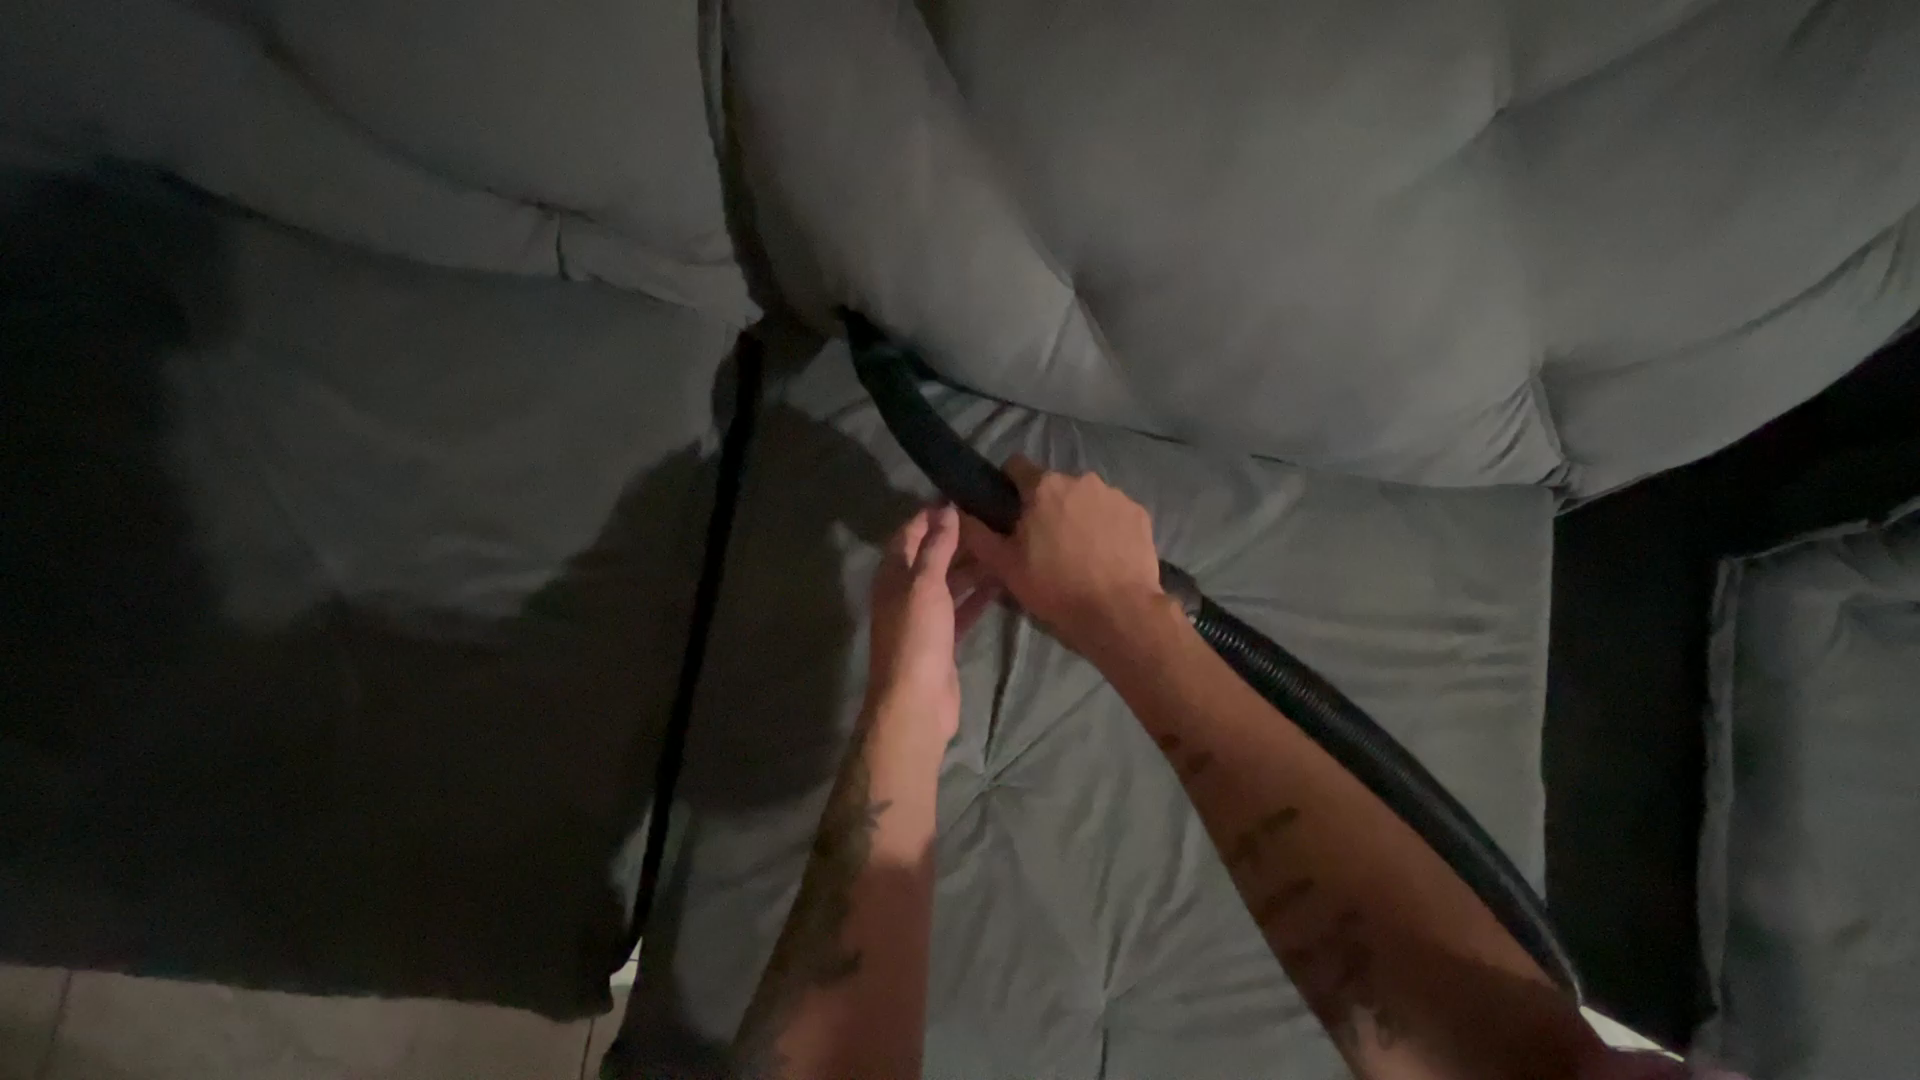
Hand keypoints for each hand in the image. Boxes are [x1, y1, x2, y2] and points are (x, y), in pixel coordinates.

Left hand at [866, 504, 1001, 745]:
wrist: (915, 702)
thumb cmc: (916, 637)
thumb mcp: (925, 585)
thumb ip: (936, 547)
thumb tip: (945, 509)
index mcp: (893, 575)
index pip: (909, 534)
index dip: (930, 515)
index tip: (961, 497)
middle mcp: (905, 592)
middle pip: (931, 557)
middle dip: (956, 539)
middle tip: (991, 520)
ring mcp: (923, 618)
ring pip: (949, 583)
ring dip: (972, 566)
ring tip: (1003, 545)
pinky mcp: (942, 640)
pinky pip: (961, 609)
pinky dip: (978, 596)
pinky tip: (1002, 582)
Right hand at [957, 456, 1166, 661]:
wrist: (1117, 612)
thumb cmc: (1054, 587)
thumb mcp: (1004, 565)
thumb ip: (977, 533)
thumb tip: (959, 511)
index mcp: (1043, 486)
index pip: (1015, 465)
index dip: (1007, 485)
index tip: (1009, 512)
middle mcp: (1080, 479)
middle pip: (1053, 485)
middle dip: (1046, 505)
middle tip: (1043, 542)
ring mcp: (1114, 494)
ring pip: (1085, 498)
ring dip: (1077, 515)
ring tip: (1078, 552)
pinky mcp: (1138, 513)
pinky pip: (1113, 513)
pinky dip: (1106, 527)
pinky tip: (1104, 556)